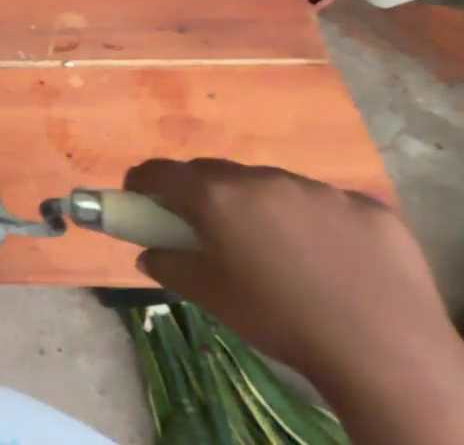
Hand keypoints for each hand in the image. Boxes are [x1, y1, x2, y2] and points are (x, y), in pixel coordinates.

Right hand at [126, 159, 462, 388]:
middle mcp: (262, 180)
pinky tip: (328, 256)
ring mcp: (322, 191)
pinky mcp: (371, 209)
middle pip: (215, 173)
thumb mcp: (204, 293)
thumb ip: (166, 263)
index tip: (142, 203)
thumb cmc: (276, 318)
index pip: (158, 172)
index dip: (142, 185)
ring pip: (272, 185)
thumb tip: (150, 253)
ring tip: (275, 246)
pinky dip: (315, 221)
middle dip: (202, 193)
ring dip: (260, 204)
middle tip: (208, 228)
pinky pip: (328, 204)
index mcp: (214, 195)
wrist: (385, 354)